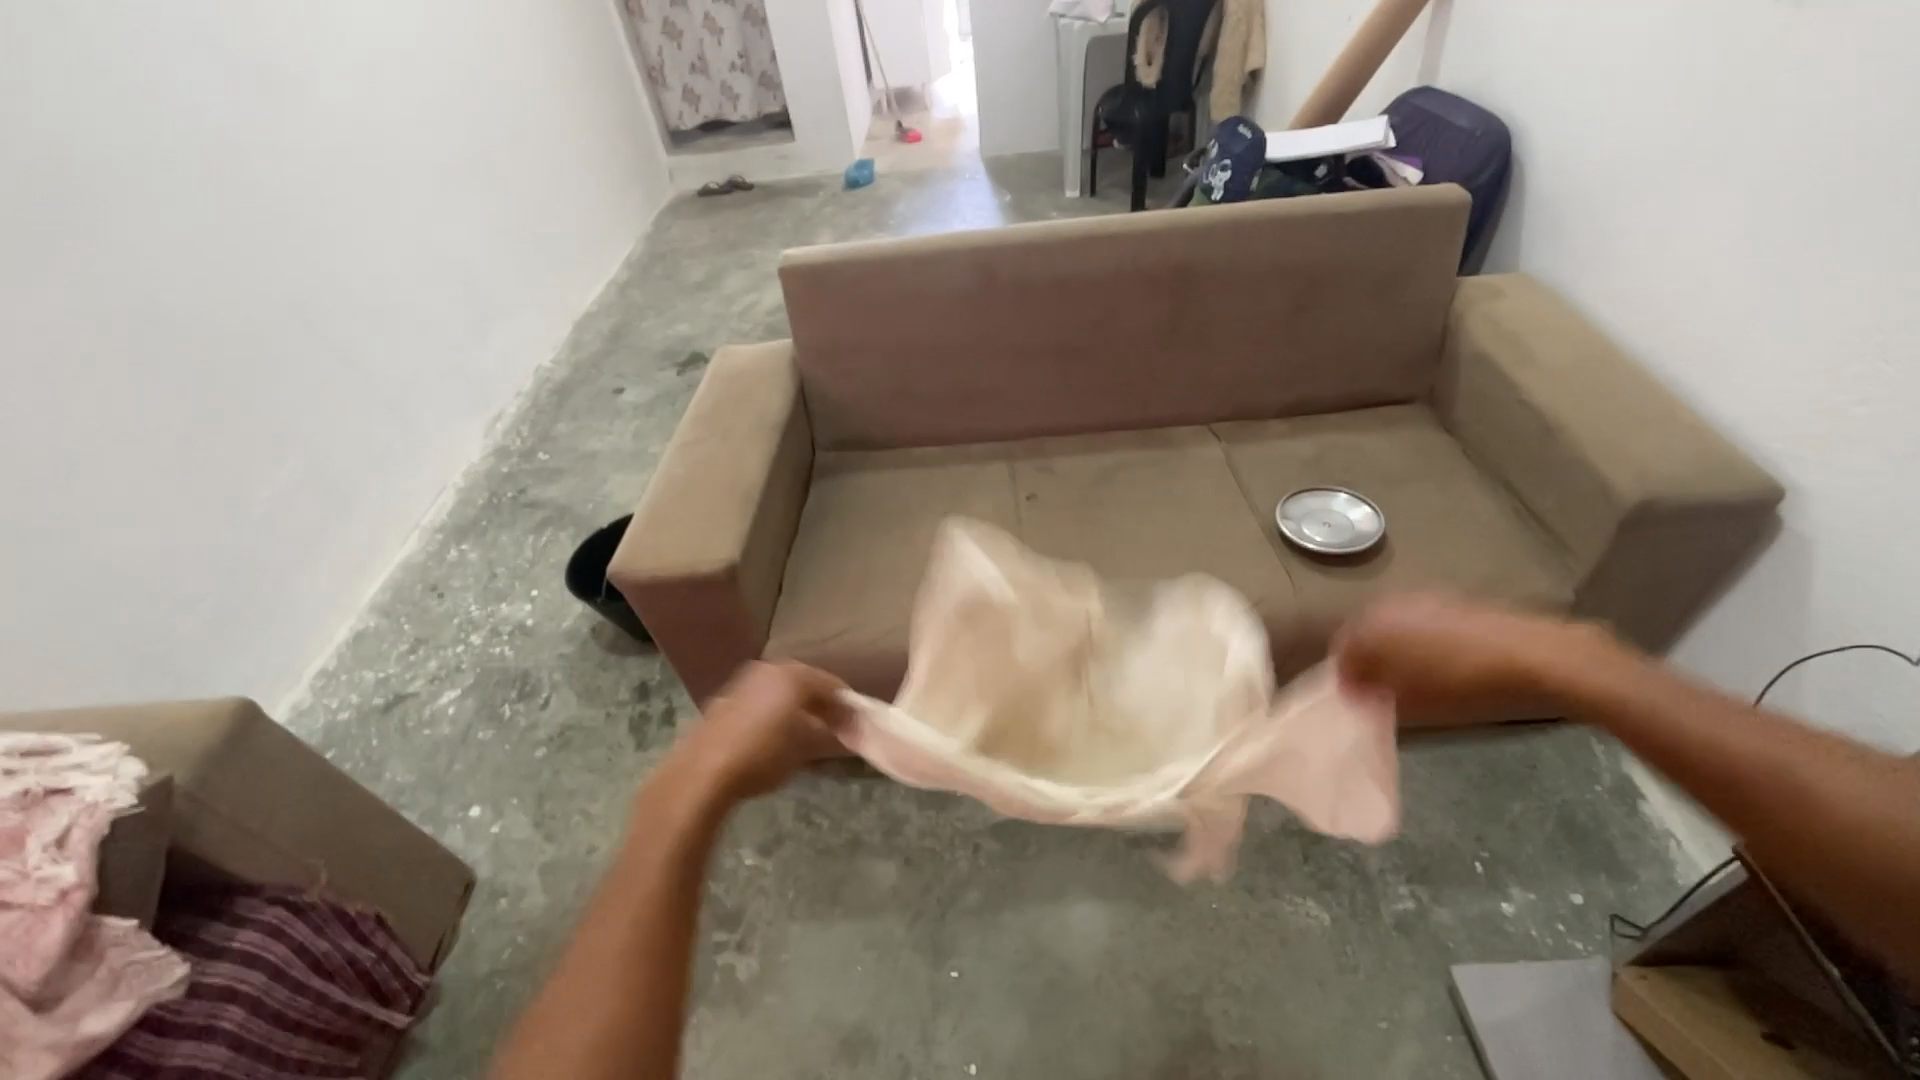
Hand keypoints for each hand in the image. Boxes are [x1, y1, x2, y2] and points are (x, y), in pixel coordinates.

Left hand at [672, 661, 849, 800]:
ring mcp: (744, 682)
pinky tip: (777, 735)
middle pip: (806, 683)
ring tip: (808, 734)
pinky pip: (761, 699)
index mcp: (794, 675)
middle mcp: (770, 669)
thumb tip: (847, 731)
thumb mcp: (804, 749)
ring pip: (782, 690)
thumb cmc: (762, 756)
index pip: (833, 685)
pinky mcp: (726, 699)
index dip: (848, 706)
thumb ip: (830, 734)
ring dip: (798, 707)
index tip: (858, 726)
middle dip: (822, 705)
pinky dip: (775, 711)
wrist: (702, 773)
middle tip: (836, 728)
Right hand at [1332, 594, 1618, 721]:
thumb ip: (1370, 693)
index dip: (1344, 678)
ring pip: (1393, 628)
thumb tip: (1351, 690)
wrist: (1539, 658)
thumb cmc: (1465, 684)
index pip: (1340, 651)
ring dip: (1394, 652)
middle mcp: (1390, 605)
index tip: (1354, 701)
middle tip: (1378, 692)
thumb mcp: (1410, 701)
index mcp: (1371, 625)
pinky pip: (1420, 623)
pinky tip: (1439, 666)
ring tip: (1410, 682)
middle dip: (1367, 661)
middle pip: (1364, 635)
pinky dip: (1419, 642)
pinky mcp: (1454, 602)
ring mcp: (1423, 600)